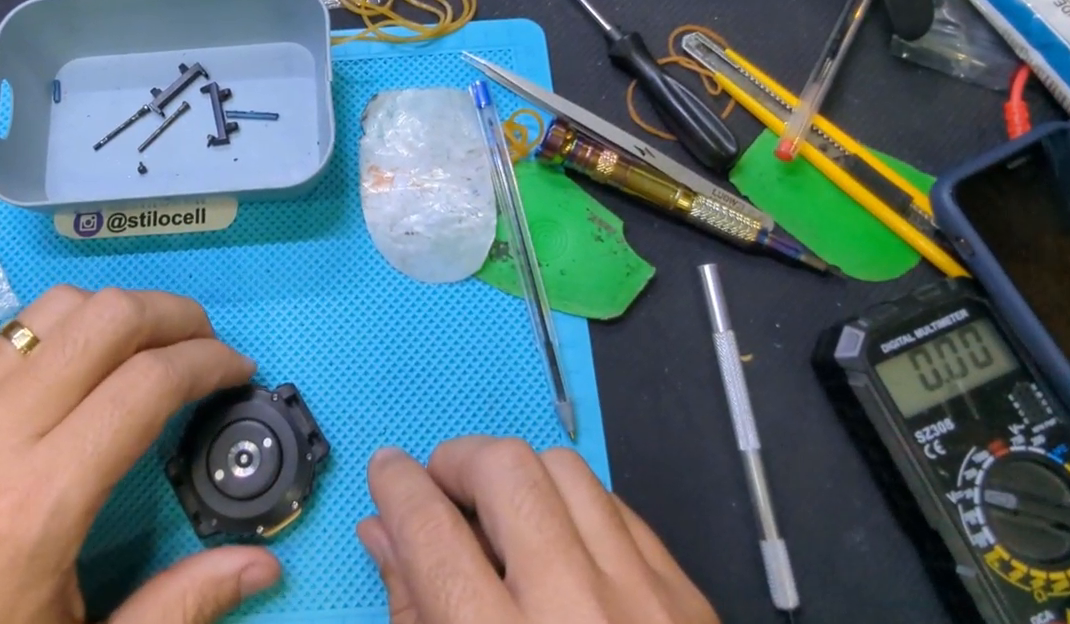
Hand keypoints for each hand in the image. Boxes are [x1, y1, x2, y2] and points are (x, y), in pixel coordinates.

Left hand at [0, 286, 278, 623]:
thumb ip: (179, 608)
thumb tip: (265, 569)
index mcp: (37, 504)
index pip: (148, 384)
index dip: (210, 363)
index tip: (238, 369)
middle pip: (109, 318)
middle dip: (176, 316)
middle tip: (206, 345)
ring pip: (59, 308)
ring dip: (120, 313)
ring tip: (149, 348)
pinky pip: (11, 330)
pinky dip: (66, 331)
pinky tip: (79, 371)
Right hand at [357, 437, 718, 623]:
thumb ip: (413, 614)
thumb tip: (382, 530)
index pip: (434, 534)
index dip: (398, 486)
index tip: (387, 468)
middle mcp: (575, 615)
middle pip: (507, 471)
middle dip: (459, 461)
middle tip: (442, 487)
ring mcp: (643, 602)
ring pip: (565, 470)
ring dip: (518, 475)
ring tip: (499, 511)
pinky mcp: (687, 599)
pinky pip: (615, 506)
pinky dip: (572, 505)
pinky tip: (558, 539)